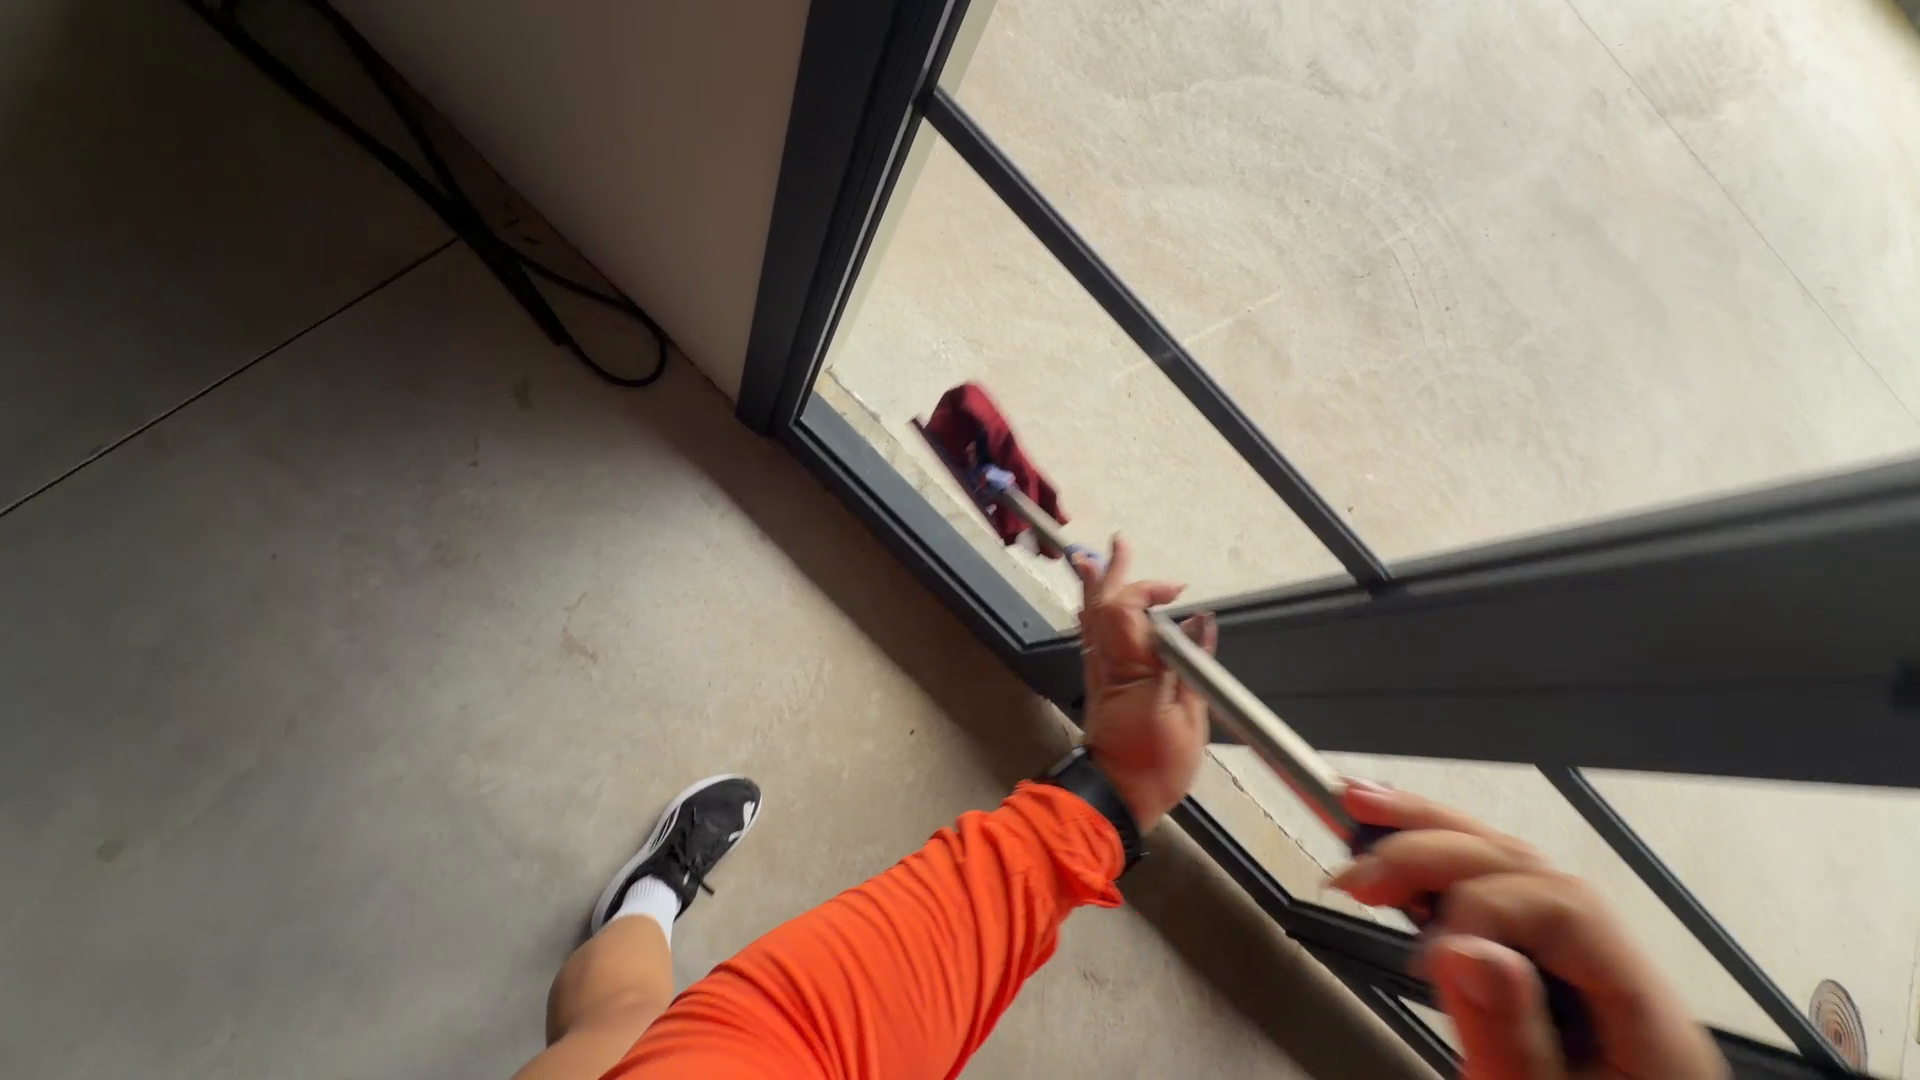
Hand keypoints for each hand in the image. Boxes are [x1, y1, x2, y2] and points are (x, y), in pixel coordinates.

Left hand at [1072, 536, 1216, 828]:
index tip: (1178, 590)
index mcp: (1134, 670)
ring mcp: (1097, 671)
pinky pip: (1091, 636)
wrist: (1116, 795)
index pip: (1128, 610)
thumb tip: (1200, 623)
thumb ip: (1192, 667)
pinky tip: (1095, 603)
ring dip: (1095, 586)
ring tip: (1095, 560)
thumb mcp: (1188, 720)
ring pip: (1090, 618)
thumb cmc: (1156, 764)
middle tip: (1120, 544)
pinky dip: (1093, 613)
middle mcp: (1108, 663)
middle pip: (1101, 606)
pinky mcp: (1096, 682)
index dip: (1147, 589)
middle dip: (1111, 572)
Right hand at [1330, 782, 1727, 1079]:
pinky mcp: (1529, 964)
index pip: (1559, 904)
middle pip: (1522, 865)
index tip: (1422, 954)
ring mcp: (1572, 962)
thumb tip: (1464, 949)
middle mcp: (1611, 969)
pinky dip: (1425, 861)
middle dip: (1430, 848)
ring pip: (1498, 864)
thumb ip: (1508, 1038)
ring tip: (1356, 804)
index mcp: (1641, 1012)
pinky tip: (1386, 843)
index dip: (1478, 908)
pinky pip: (1481, 889)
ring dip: (1420, 832)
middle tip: (1358, 871)